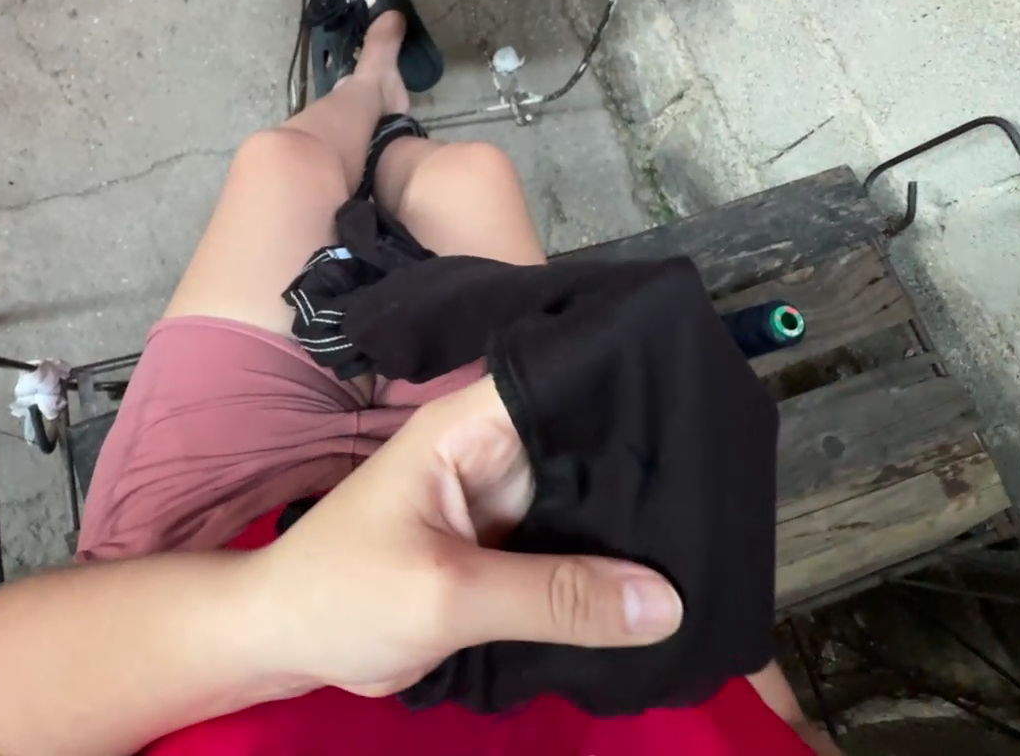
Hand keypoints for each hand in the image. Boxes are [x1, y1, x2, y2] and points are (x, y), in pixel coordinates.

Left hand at [244, 376, 683, 696]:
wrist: (287, 639)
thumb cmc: (344, 592)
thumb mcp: (447, 594)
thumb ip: (553, 596)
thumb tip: (668, 600)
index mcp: (465, 430)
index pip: (554, 382)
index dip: (620, 386)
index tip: (700, 402)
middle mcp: (488, 453)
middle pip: (578, 446)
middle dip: (642, 468)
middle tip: (732, 489)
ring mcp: (496, 501)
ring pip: (579, 500)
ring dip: (629, 523)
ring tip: (720, 534)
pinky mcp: (501, 548)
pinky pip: (566, 548)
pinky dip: (604, 566)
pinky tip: (665, 582)